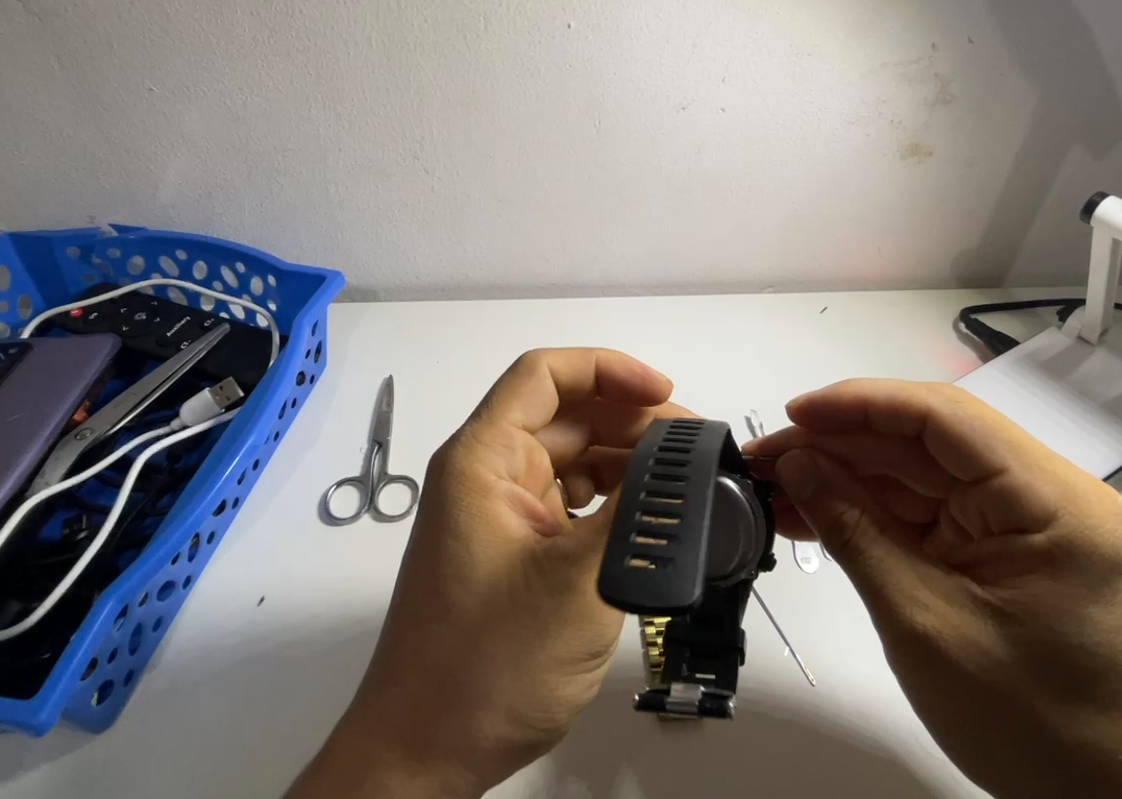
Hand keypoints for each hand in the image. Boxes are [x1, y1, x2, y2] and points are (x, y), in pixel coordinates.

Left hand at [285, 349, 684, 798]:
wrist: (425, 753)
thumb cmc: (487, 665)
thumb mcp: (576, 583)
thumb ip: (636, 514)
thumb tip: (685, 464)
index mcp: (482, 460)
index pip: (542, 376)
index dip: (606, 368)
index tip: (665, 394)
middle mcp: (488, 475)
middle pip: (565, 416)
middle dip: (631, 421)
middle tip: (696, 449)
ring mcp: (501, 514)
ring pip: (572, 460)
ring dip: (628, 463)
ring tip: (687, 483)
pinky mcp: (517, 551)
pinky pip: (570, 504)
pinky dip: (613, 502)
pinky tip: (655, 518)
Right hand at [746, 380, 1121, 798]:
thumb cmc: (1029, 723)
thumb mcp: (922, 619)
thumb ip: (853, 528)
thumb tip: (794, 463)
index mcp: (1050, 500)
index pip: (942, 417)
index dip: (859, 404)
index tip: (792, 415)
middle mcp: (1044, 494)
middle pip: (923, 442)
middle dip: (838, 444)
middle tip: (764, 459)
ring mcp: (1024, 522)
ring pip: (916, 473)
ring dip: (844, 477)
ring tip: (772, 486)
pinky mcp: (1003, 548)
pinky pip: (925, 511)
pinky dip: (867, 511)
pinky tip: (809, 513)